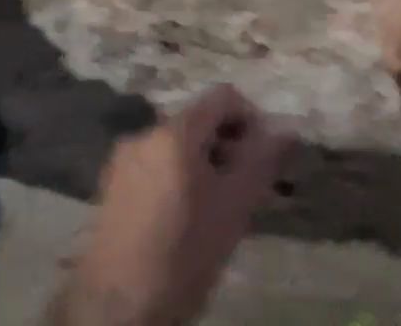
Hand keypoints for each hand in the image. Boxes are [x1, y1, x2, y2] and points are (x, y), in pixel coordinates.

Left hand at [60, 85, 290, 325]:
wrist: (117, 311)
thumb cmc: (183, 254)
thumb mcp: (235, 207)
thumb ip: (263, 160)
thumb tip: (288, 129)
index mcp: (173, 132)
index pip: (224, 97)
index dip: (252, 119)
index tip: (262, 158)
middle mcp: (143, 135)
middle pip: (200, 120)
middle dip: (229, 145)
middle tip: (245, 188)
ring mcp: (123, 162)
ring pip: (179, 145)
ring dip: (206, 163)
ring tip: (219, 207)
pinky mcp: (112, 188)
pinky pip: (158, 165)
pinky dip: (180, 177)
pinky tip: (187, 219)